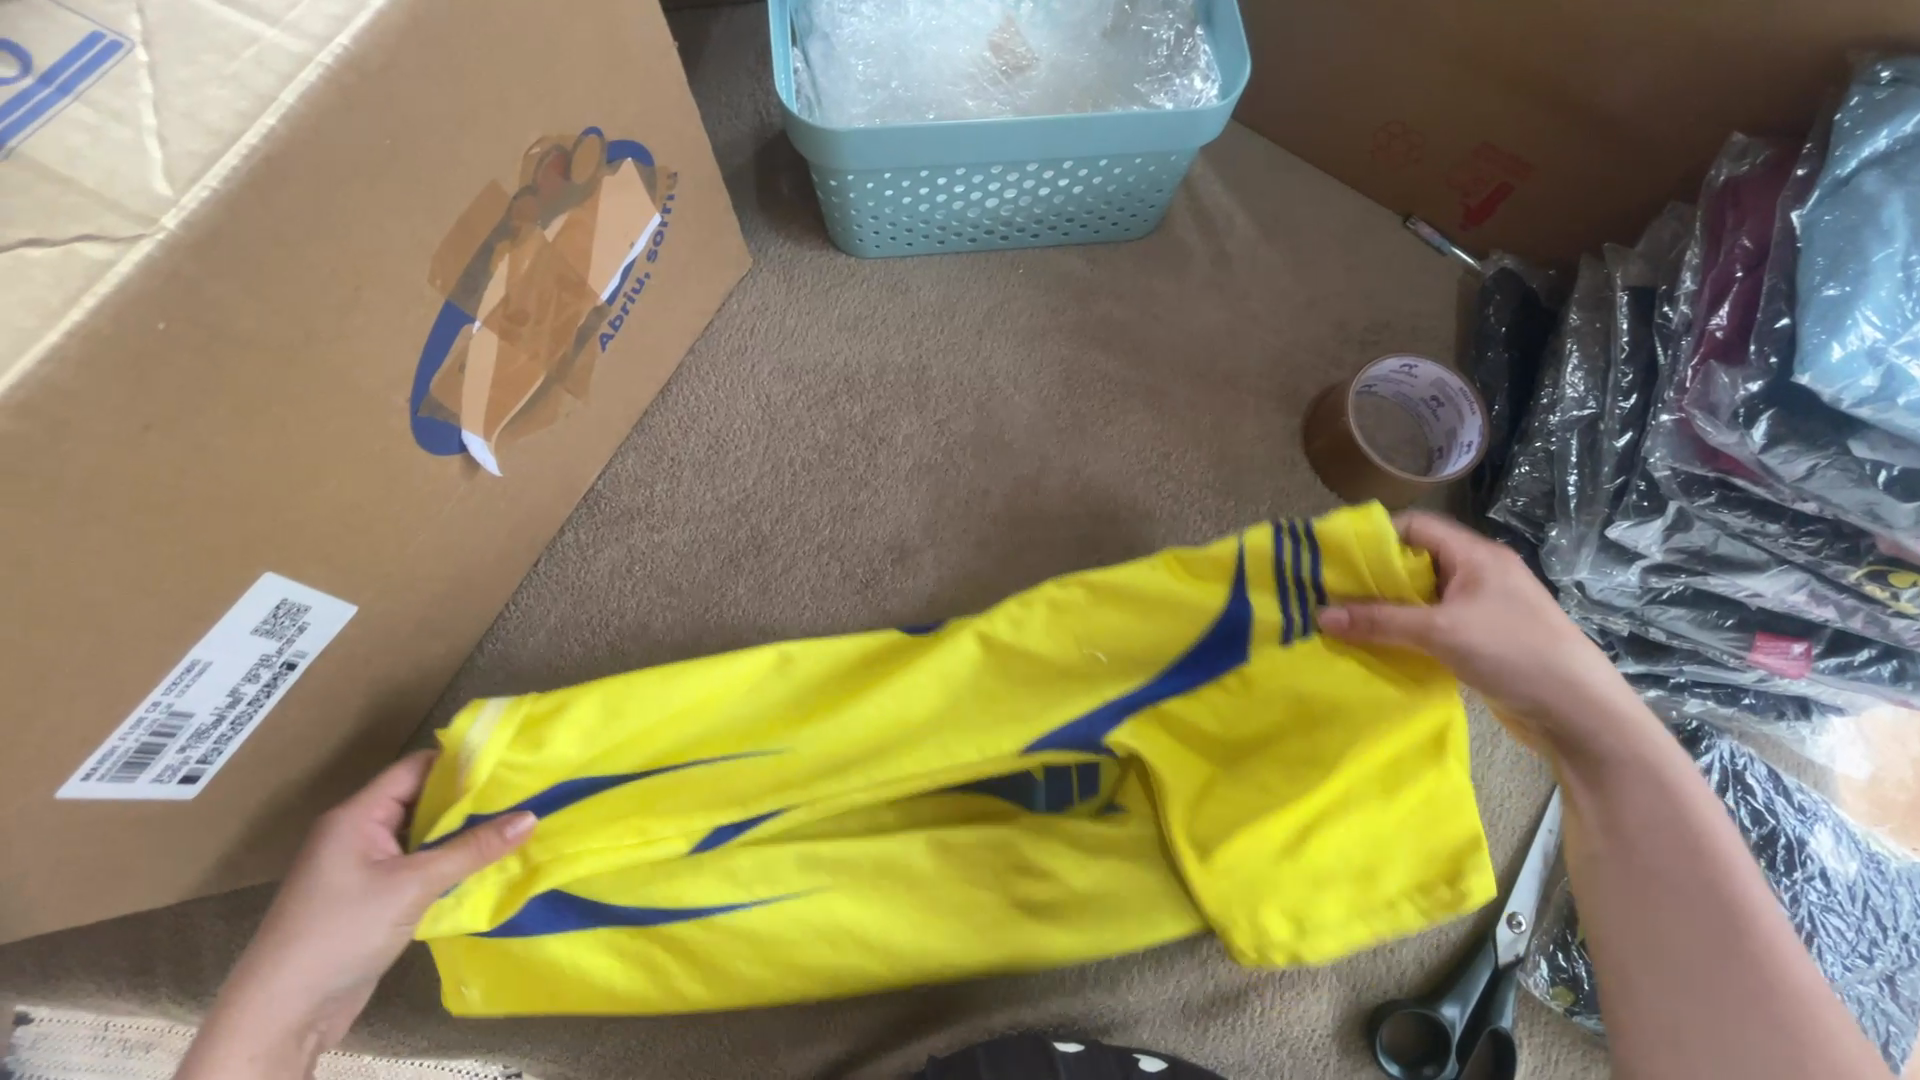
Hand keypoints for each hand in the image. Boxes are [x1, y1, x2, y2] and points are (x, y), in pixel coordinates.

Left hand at [176, 751, 531, 1079]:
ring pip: (423, 834)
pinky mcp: (372, 896)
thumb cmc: (341, 932)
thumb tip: (532, 817)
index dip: (461, 760)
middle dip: (470, 797)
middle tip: (525, 792)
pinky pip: (419, 863)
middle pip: (422, 798)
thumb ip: (473, 849)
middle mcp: (358, 832)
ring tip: (517, 823)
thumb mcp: (414, 885)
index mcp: (357, 816)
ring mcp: (363, 866)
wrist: (283, 1013)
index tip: (512, 759)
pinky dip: (450, 860)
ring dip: (463, 832)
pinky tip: (487, 863)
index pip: (416, 768)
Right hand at [1316, 511, 1657, 759]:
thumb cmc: (1514, 654)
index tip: (1336, 557)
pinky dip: (1405, 631)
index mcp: (1476, 555)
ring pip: (1422, 597)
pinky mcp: (1482, 638)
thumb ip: (1379, 621)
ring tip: (1345, 621)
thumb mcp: (1440, 632)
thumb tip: (1319, 614)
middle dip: (1373, 577)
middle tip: (1331, 593)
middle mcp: (1479, 574)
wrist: (1579, 713)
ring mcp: (1482, 608)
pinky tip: (1379, 646)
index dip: (1375, 537)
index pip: (1416, 527)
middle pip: (1415, 561)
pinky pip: (1432, 624)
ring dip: (1387, 609)